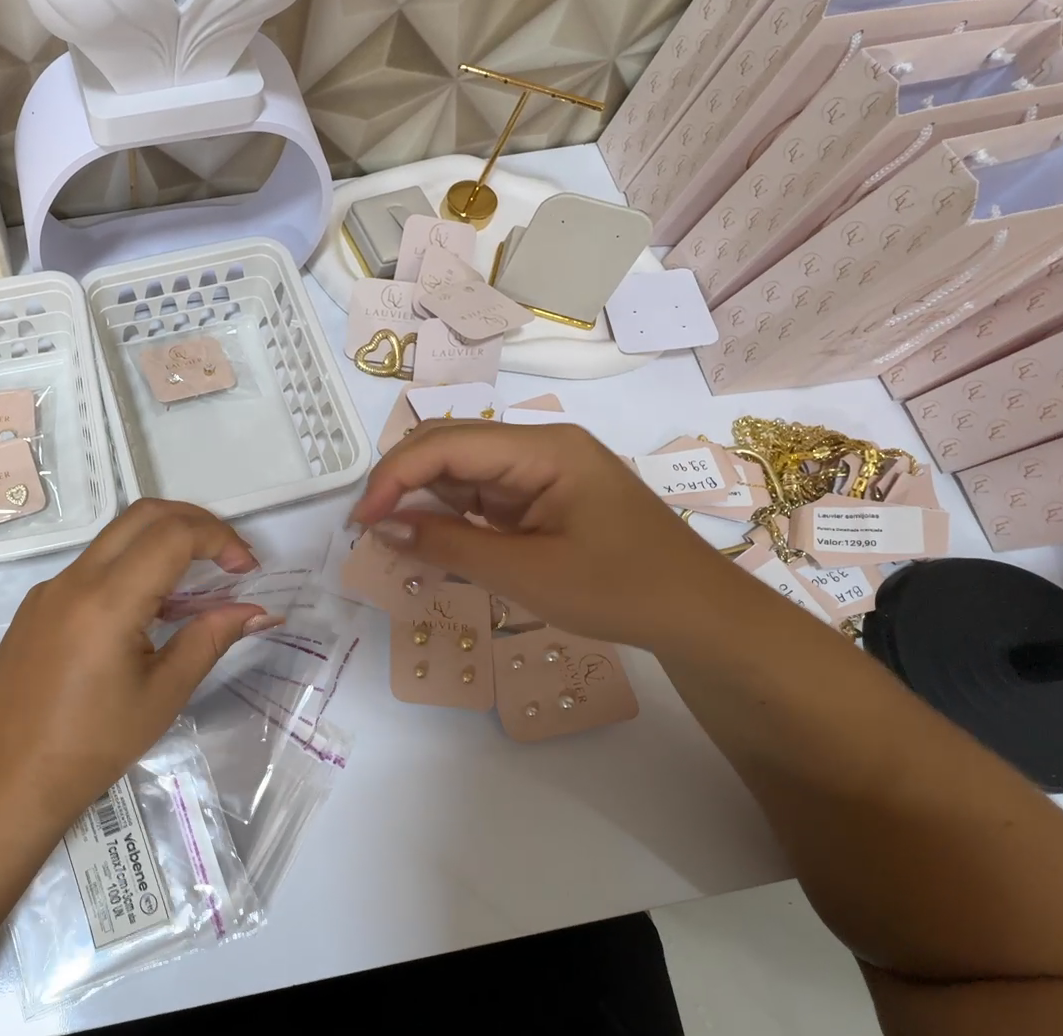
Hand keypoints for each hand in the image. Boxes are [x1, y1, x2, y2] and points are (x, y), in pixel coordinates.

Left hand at [0, 499, 271, 823]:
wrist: (12, 778)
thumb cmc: (94, 745)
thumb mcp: (164, 693)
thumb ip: (210, 638)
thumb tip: (257, 611)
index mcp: (107, 601)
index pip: (173, 534)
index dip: (220, 540)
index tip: (247, 570)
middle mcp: (73, 580)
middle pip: (143, 515)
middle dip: (195, 522)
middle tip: (228, 557)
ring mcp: (49, 589)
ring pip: (115, 538)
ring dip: (161, 544)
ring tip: (194, 590)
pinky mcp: (37, 605)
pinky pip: (90, 567)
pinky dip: (129, 569)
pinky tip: (145, 615)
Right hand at [350, 420, 775, 651]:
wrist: (701, 618)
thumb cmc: (621, 591)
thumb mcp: (527, 574)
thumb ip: (448, 546)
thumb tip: (380, 527)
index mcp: (544, 449)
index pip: (447, 444)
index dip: (394, 475)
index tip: (361, 520)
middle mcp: (540, 447)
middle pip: (450, 446)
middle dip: (402, 480)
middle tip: (369, 527)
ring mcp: (541, 471)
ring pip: (460, 469)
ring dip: (422, 498)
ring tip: (392, 535)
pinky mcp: (541, 497)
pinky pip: (480, 495)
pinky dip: (449, 516)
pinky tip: (430, 538)